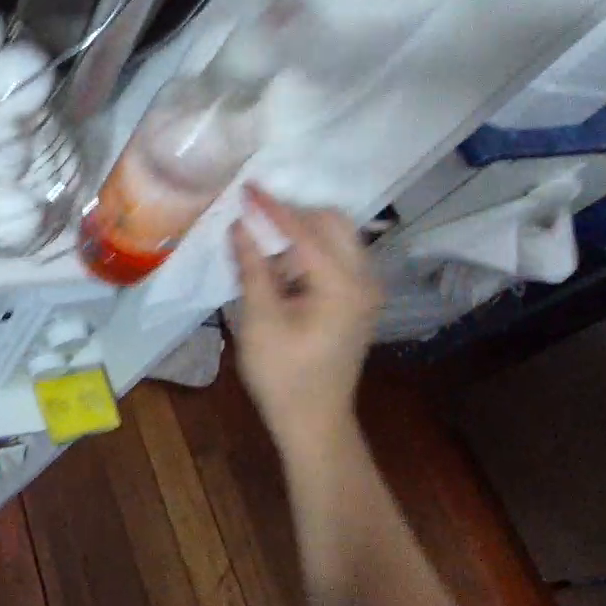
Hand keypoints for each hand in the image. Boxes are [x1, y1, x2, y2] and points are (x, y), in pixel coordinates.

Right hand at [229, 184, 380, 457]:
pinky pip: (336, 259)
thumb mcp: (259, 318)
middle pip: (333, 224)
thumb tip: (239, 226)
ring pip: (336, 239)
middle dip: (293, 213)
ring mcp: (365, 291)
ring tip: (259, 244)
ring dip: (300, 233)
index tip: (245, 186)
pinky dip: (307, 252)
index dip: (272, 207)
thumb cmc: (281, 372)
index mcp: (342, 283)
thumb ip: (252, 267)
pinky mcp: (357, 302)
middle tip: (252, 212)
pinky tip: (278, 267)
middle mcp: (364, 280)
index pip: (304, 230)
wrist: (312, 419)